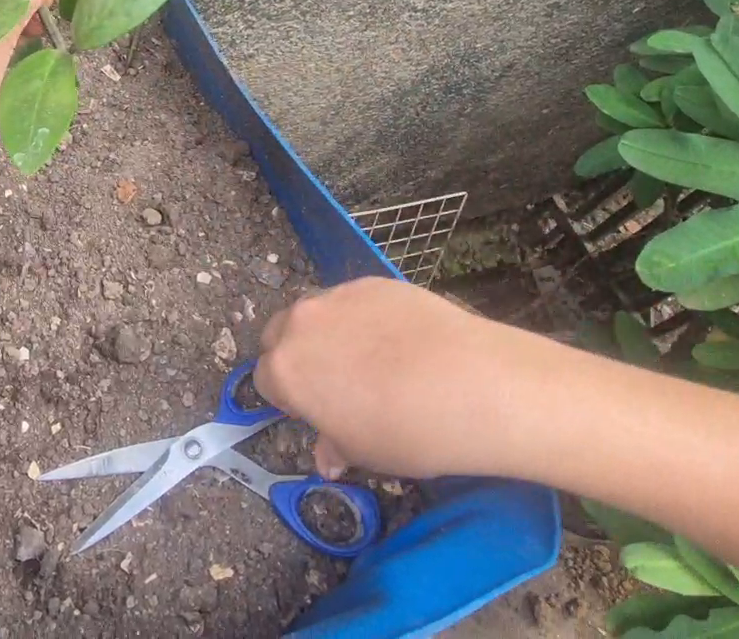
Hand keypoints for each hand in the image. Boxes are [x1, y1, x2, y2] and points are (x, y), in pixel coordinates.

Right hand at [254, 278, 545, 478]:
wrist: (473, 385)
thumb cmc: (408, 432)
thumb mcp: (366, 453)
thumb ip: (335, 446)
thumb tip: (328, 456)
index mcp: (285, 370)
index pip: (266, 380)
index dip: (288, 399)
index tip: (317, 411)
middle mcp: (299, 325)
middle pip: (279, 335)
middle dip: (296, 355)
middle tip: (336, 381)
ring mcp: (336, 297)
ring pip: (316, 313)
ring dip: (328, 332)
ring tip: (373, 358)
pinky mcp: (372, 282)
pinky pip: (355, 300)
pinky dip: (366, 317)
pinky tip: (403, 341)